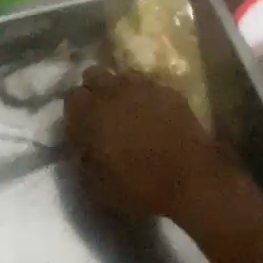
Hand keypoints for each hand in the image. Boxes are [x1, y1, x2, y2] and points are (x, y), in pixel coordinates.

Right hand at [63, 66, 233, 221]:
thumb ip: (83, 161)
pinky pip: (150, 86)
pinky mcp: (168, 90)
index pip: (71, 97)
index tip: (81, 127)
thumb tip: (82, 148)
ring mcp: (143, 86)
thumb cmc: (140, 186)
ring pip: (122, 76)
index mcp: (91, 112)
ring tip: (129, 111)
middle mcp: (113, 91)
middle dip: (94, 90)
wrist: (191, 179)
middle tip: (102, 113)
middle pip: (93, 75)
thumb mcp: (98, 187)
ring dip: (120, 90)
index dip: (75, 112)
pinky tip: (155, 115)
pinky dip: (147, 97)